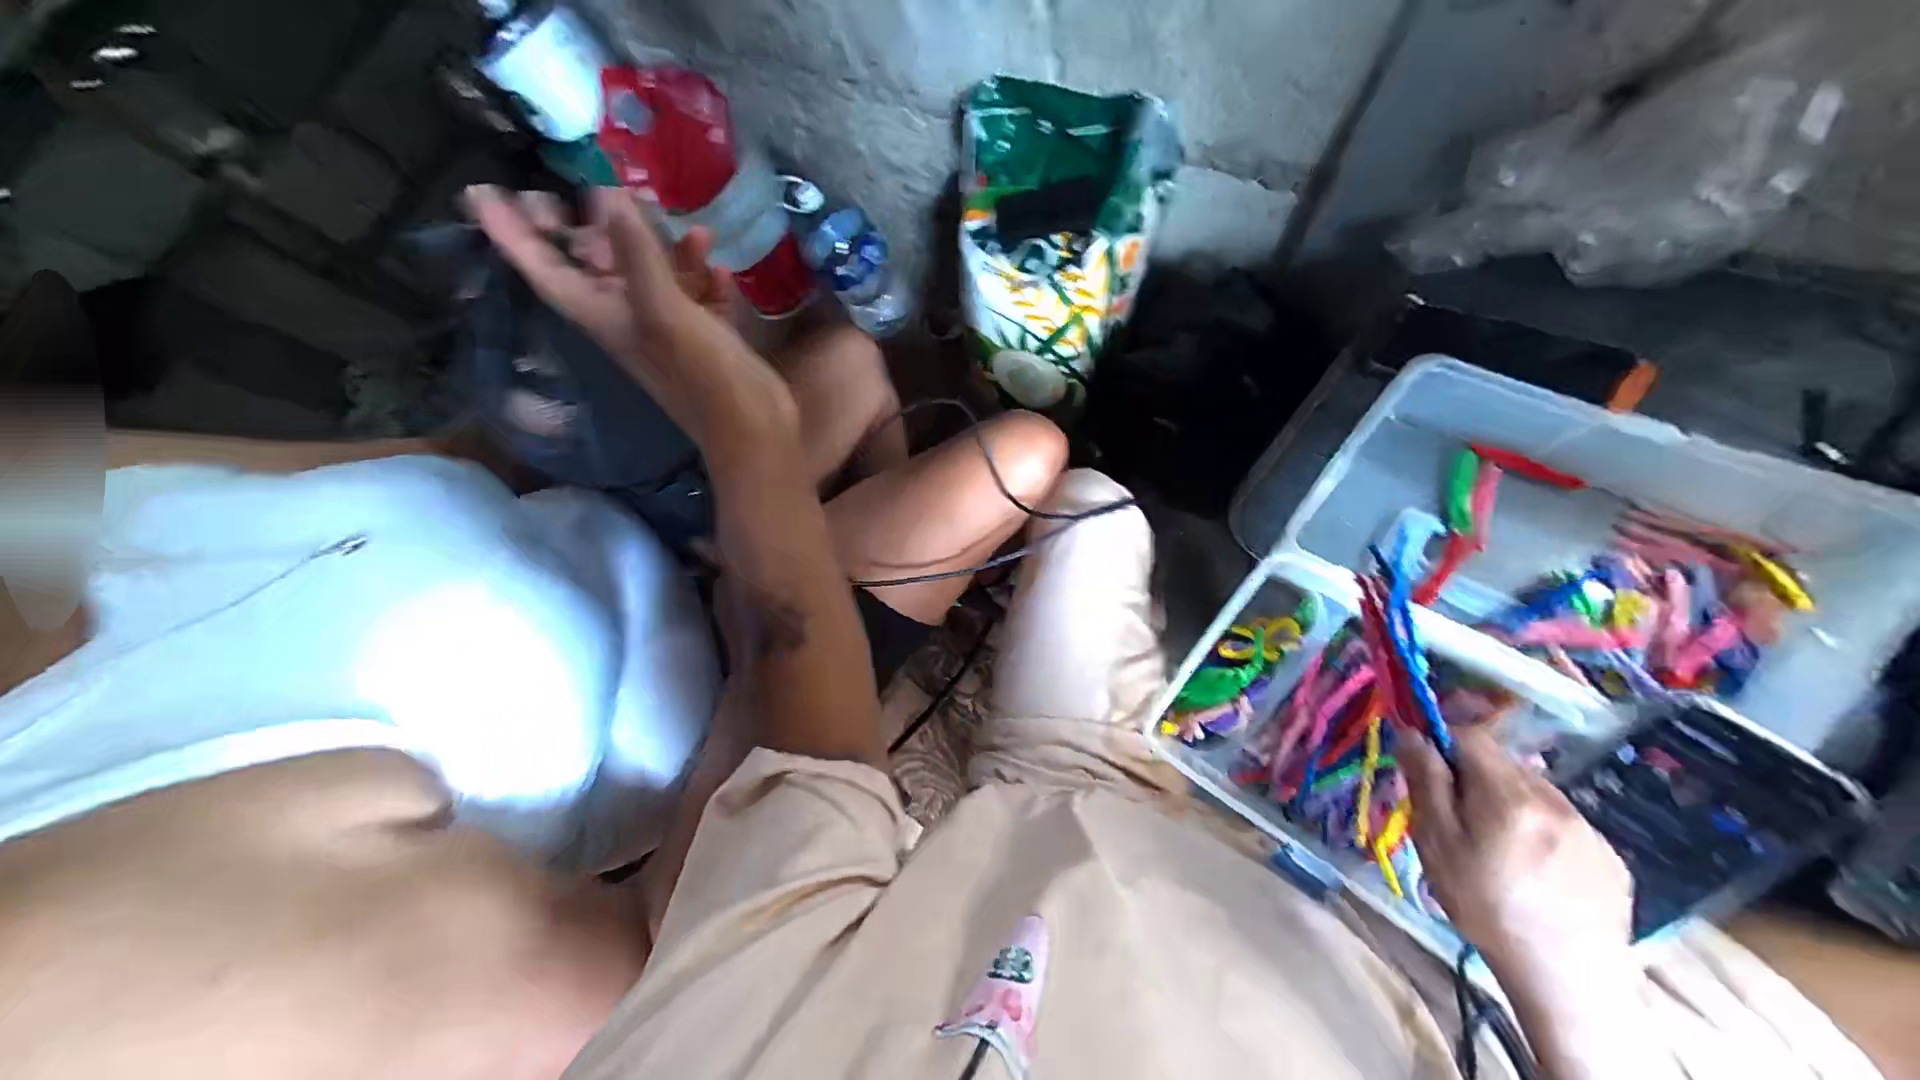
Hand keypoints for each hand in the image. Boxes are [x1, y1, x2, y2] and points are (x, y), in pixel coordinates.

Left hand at [465, 185, 795, 457]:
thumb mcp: (664, 310)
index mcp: (605, 315)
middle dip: (585, 224)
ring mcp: (669, 328)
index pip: (544, 268)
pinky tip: (718, 263)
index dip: (509, 231)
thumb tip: (606, 191)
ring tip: (671, 210)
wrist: (752, 429)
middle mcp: (630, 318)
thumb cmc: (702, 375)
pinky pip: (697, 294)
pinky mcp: (707, 336)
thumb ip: (636, 251)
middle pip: (594, 264)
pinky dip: (703, 275)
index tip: (478, 190)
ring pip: (651, 273)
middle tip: (582, 180)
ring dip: (658, 242)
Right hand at [1399, 726, 1632, 973]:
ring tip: (1492, 844)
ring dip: (1505, 800)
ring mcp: (1588, 828)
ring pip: (1531, 791)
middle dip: (1471, 775)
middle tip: (1453, 815)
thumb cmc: (1485, 904)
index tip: (1424, 768)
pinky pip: (1560, 821)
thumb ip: (1426, 781)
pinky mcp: (1608, 856)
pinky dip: (1536, 828)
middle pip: (1502, 762)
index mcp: (1508, 793)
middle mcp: (1554, 799)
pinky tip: (1529, 866)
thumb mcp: (1437, 841)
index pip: (1470, 735)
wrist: (1566, 976)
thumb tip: (1413, 733)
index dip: (1441, 742)